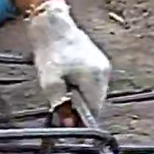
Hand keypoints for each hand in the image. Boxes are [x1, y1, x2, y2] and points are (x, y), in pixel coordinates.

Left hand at [25, 0, 110, 114]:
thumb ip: (61, 106)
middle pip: (96, 105)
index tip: (69, 127)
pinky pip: (93, 87)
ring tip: (66, 95)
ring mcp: (103, 67)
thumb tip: (69, 125)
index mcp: (94, 77)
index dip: (82, 123)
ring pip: (95, 97)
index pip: (94, 112)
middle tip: (63, 111)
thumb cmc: (51, 53)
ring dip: (82, 103)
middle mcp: (104, 73)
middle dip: (81, 113)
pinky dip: (83, 92)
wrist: (54, 26)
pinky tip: (71, 87)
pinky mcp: (100, 65)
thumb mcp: (50, 84)